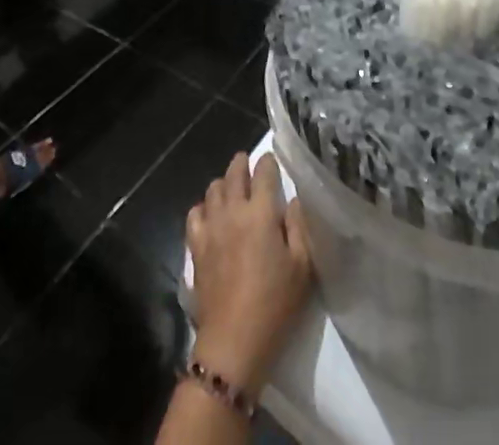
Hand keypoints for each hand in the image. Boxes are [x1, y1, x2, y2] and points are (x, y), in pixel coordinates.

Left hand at [186, 153, 313, 394]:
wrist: (234, 339)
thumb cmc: (276, 302)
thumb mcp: (303, 265)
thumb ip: (299, 226)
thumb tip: (294, 199)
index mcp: (261, 212)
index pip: (263, 172)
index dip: (268, 162)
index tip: (272, 159)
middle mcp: (232, 211)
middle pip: (233, 174)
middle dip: (242, 164)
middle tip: (249, 162)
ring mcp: (210, 228)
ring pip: (212, 190)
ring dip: (224, 183)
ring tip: (232, 187)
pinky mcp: (195, 246)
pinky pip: (195, 213)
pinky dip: (204, 206)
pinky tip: (211, 213)